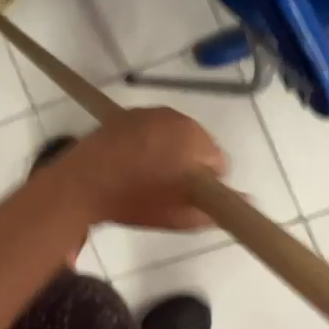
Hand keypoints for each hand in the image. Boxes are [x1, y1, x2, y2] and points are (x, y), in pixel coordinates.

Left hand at [29, 108, 226, 231]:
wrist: (81, 184)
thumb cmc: (135, 200)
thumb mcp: (183, 215)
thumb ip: (220, 208)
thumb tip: (247, 199)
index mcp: (194, 136)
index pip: (217, 162)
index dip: (205, 183)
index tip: (187, 197)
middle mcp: (173, 116)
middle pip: (194, 144)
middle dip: (186, 164)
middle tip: (166, 190)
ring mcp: (145, 113)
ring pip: (170, 136)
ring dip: (166, 153)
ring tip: (145, 178)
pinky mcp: (122, 116)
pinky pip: (146, 131)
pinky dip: (145, 144)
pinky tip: (130, 164)